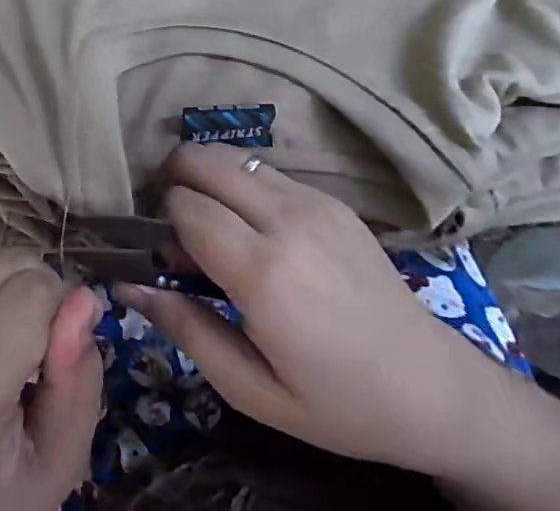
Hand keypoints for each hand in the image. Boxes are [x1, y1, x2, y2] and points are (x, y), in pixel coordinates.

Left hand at [0, 237, 103, 510]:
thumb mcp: (59, 460)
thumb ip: (80, 379)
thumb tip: (84, 295)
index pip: (30, 295)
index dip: (62, 314)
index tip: (57, 356)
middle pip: (9, 264)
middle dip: (42, 292)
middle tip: (37, 346)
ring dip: (13, 278)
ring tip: (10, 329)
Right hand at [116, 144, 506, 475]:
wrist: (432, 386)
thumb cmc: (337, 403)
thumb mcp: (251, 389)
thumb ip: (185, 328)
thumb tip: (127, 285)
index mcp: (264, 273)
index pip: (185, 205)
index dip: (161, 221)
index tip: (164, 251)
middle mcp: (287, 220)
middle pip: (202, 160)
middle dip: (174, 181)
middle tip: (174, 225)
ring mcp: (314, 202)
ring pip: (233, 156)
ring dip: (207, 177)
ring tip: (210, 221)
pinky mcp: (332, 199)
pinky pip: (266, 170)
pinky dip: (241, 184)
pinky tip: (251, 226)